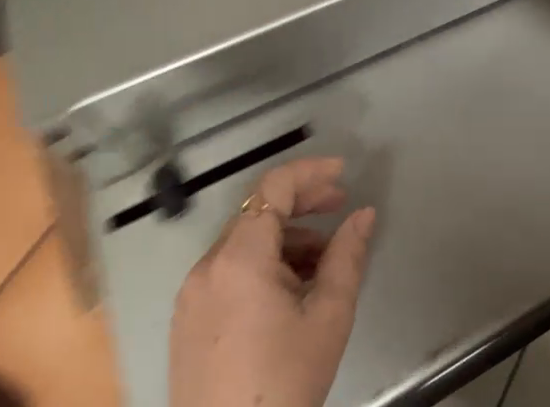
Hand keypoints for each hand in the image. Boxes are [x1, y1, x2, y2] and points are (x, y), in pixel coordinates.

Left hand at [170, 158, 376, 406]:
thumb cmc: (285, 378)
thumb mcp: (329, 314)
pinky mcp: (187, 321)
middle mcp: (206, 268)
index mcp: (239, 259)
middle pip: (256, 213)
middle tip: (341, 206)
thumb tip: (363, 215)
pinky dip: (262, 264)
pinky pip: (228, 272)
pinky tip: (291, 290)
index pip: (272, 188)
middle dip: (301, 203)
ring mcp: (191, 296)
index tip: (343, 173)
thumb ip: (347, 254)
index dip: (310, 171)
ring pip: (243, 244)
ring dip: (285, 239)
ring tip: (324, 262)